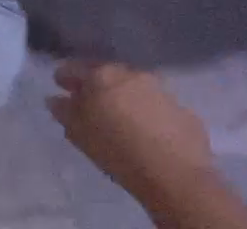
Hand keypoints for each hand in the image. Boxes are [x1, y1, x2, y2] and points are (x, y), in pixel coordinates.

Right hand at [47, 61, 213, 208]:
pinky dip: (152, 116)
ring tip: (124, 120)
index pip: (74, 67)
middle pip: (108, 75)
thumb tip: (57, 99)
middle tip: (92, 104)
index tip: (60, 87)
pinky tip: (150, 135)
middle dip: (98, 86)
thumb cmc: (116, 148)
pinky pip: (161, 110)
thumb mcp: (76, 131)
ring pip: (137, 90)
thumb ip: (62, 109)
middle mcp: (132, 75)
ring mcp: (164, 93)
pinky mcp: (188, 115)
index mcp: (101, 74)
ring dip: (127, 99)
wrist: (176, 178)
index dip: (64, 77)